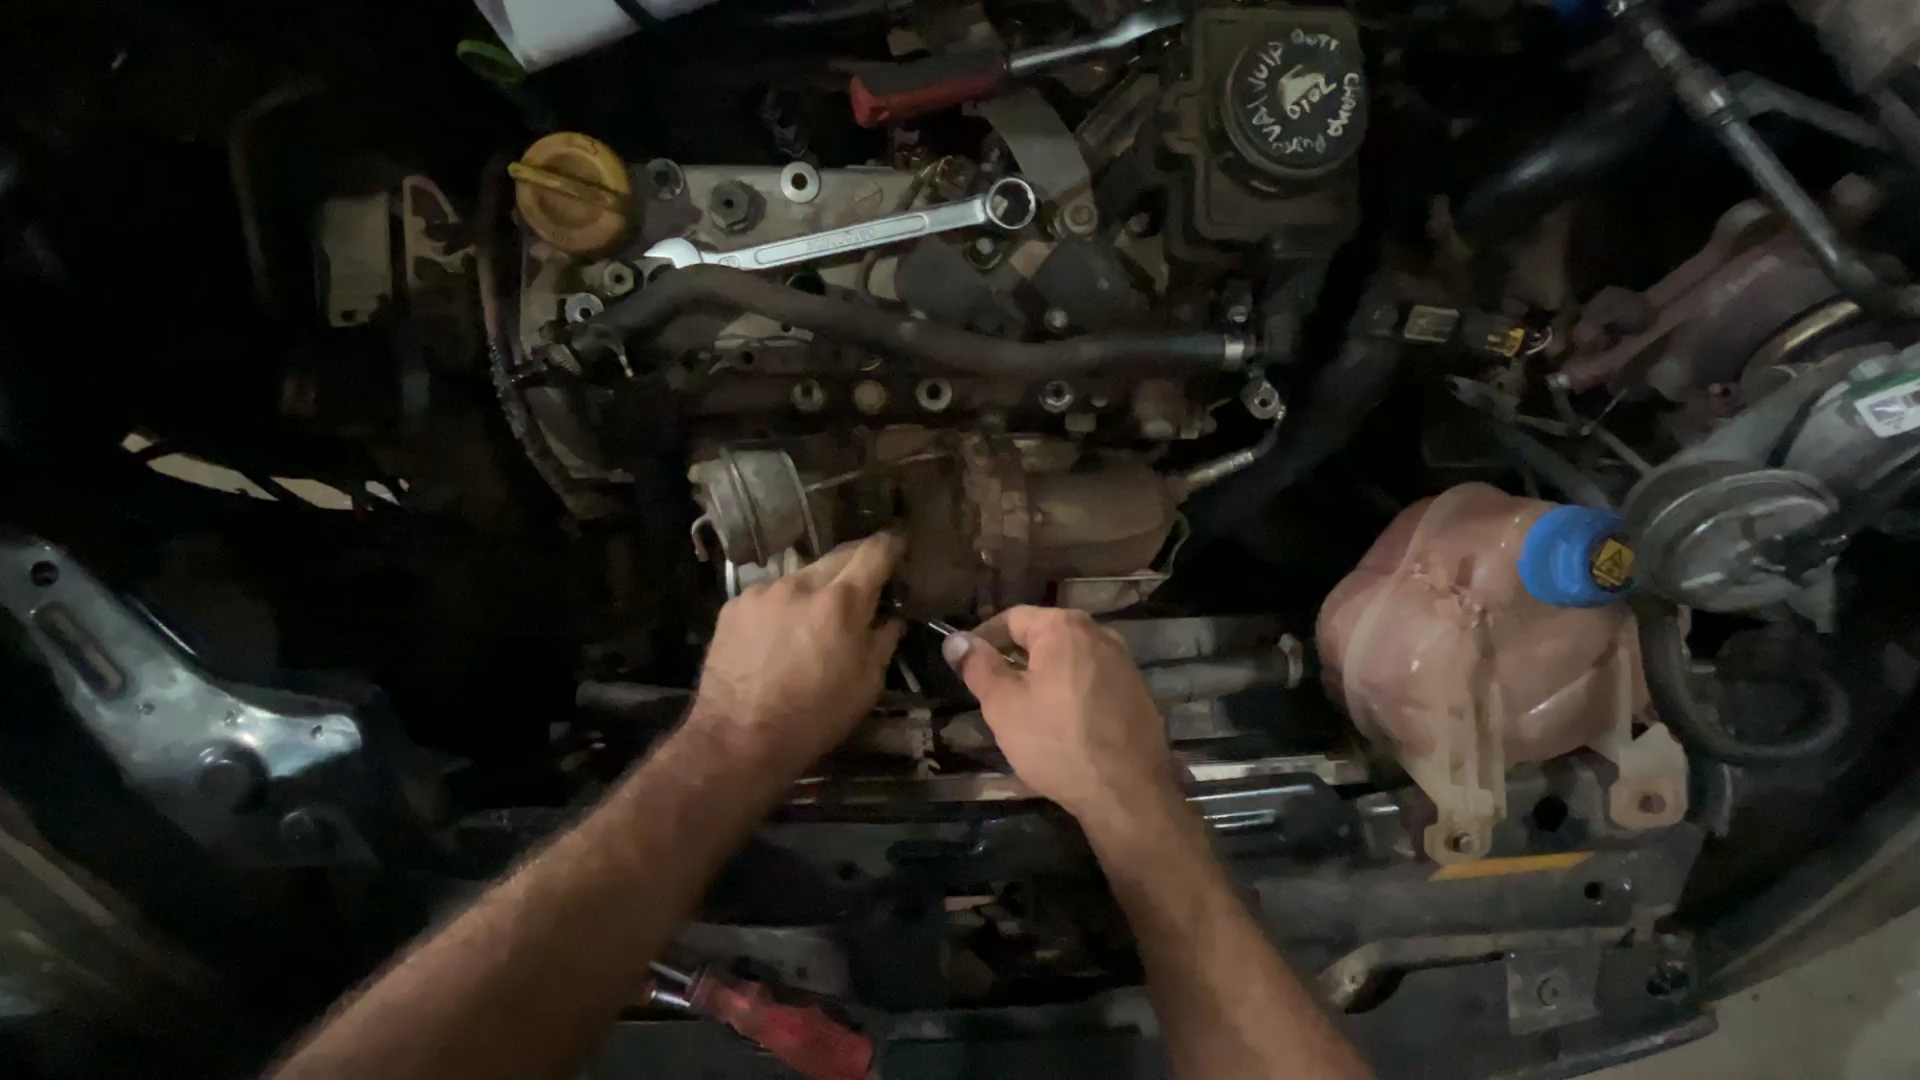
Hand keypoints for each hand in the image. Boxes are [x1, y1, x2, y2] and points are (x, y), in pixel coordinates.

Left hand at [691, 533, 905, 771]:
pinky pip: (770, 594)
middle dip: (856, 565)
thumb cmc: (815, 717)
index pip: (875, 551)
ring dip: (816, 589)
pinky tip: (779, 635)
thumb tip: (892, 617)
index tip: (899, 544)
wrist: (738, 739)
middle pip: (838, 555)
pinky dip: (783, 606)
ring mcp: (764, 591)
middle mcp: (802, 584)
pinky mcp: (734, 605)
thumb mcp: (866, 684)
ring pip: (802, 576)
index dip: (892, 544)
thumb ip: (883, 640)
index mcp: (842, 602)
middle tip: (864, 584)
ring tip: (815, 620)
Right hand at [943, 606, 1177, 824]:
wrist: (1128, 793)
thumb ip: (977, 666)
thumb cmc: (1057, 742)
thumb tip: (955, 639)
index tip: (965, 663)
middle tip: (991, 690)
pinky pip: (1092, 681)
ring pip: (1070, 660)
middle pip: (1044, 636)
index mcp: (1064, 627)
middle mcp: (1100, 634)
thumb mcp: (1003, 704)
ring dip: (1044, 676)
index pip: (1012, 618)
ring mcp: (1124, 664)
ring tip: (1024, 709)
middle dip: (1014, 658)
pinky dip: (1071, 693)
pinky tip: (1061, 724)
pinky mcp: (1138, 693)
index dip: (983, 638)